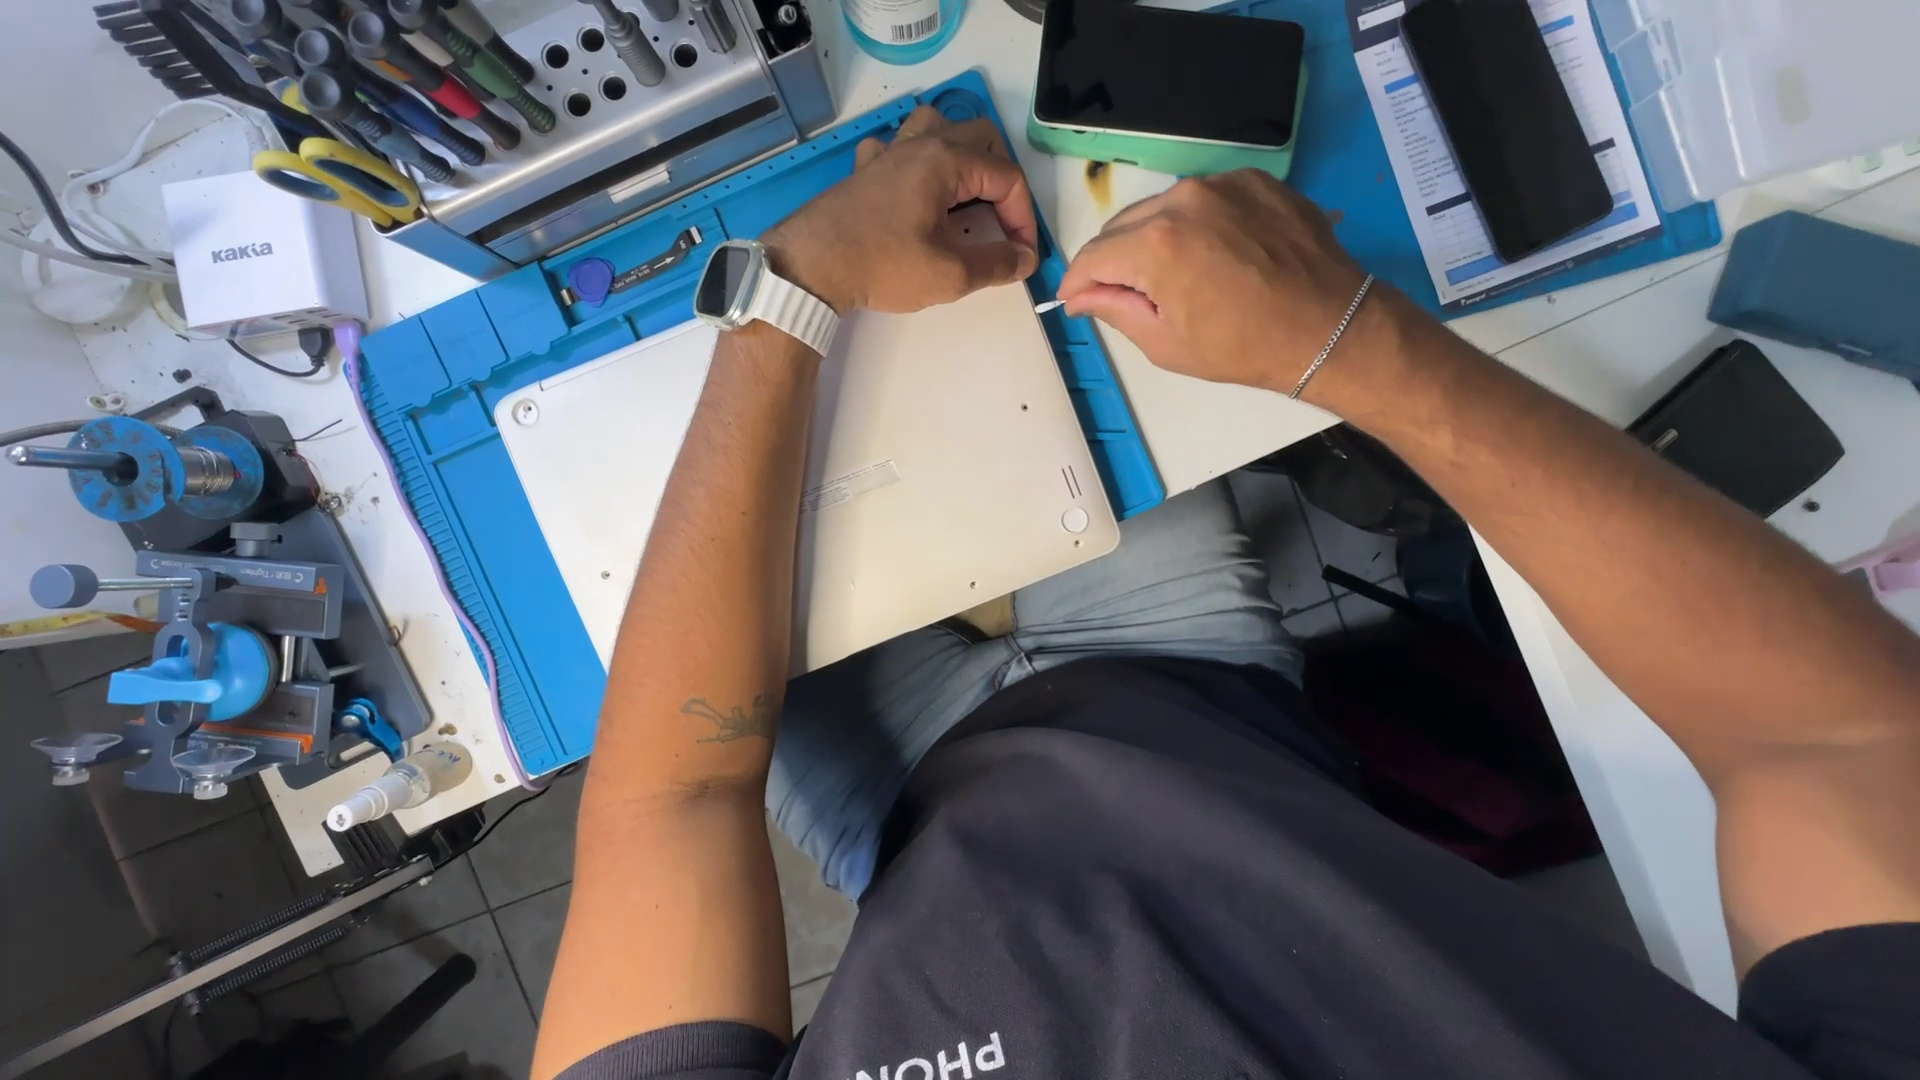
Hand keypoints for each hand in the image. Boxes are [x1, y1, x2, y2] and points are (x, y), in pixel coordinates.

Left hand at [763, 106, 1040, 314]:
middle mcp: (920, 145)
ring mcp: (888, 153)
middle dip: (1000, 180)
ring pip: (937, 128)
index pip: (1007, 177)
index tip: (1022, 254)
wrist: (812, 265)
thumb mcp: (950, 275)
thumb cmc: (883, 265)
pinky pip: (897, 147)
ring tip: (965, 195)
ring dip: (960, 156)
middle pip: (979, 138)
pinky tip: (914, 191)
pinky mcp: (865, 171)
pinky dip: (915, 163)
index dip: (1023, 218)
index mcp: (946, 162)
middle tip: (1001, 221)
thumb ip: (995, 264)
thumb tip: (1025, 259)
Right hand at [1058, 170, 1399, 394]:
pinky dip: (1193, 223)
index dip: (1076, 282)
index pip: (1092, 256)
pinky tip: (1211, 253)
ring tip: (1173, 274)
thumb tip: (1081, 296)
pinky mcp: (1252, 179)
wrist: (1328, 326)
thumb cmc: (1242, 346)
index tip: (1074, 300)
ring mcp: (1221, 184)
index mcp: (1156, 245)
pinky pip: (1201, 198)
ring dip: (1151, 239)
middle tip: (1124, 294)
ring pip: (1159, 208)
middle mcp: (1182, 201)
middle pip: (1121, 227)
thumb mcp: (1166, 343)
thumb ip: (1114, 310)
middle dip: (1112, 261)